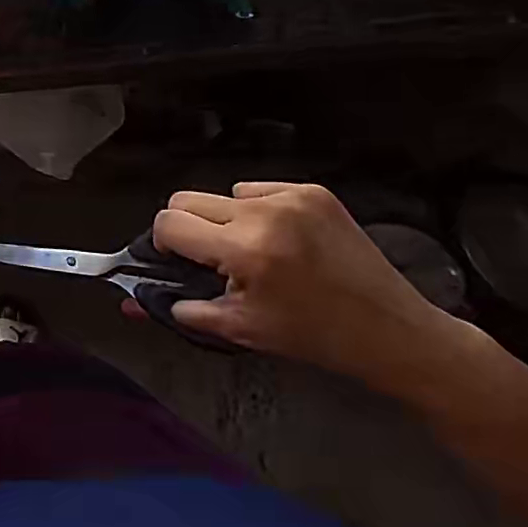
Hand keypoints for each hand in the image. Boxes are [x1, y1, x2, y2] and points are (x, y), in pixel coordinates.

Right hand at [143, 182, 467, 387]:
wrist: (396, 334)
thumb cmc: (315, 337)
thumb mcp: (240, 329)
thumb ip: (180, 309)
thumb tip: (131, 303)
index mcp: (245, 250)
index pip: (169, 222)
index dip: (163, 243)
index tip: (177, 260)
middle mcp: (264, 214)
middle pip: (186, 199)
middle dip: (187, 227)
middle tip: (211, 257)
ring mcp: (291, 197)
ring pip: (222, 193)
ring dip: (224, 218)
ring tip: (254, 250)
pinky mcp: (313, 191)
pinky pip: (257, 189)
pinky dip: (255, 209)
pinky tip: (281, 238)